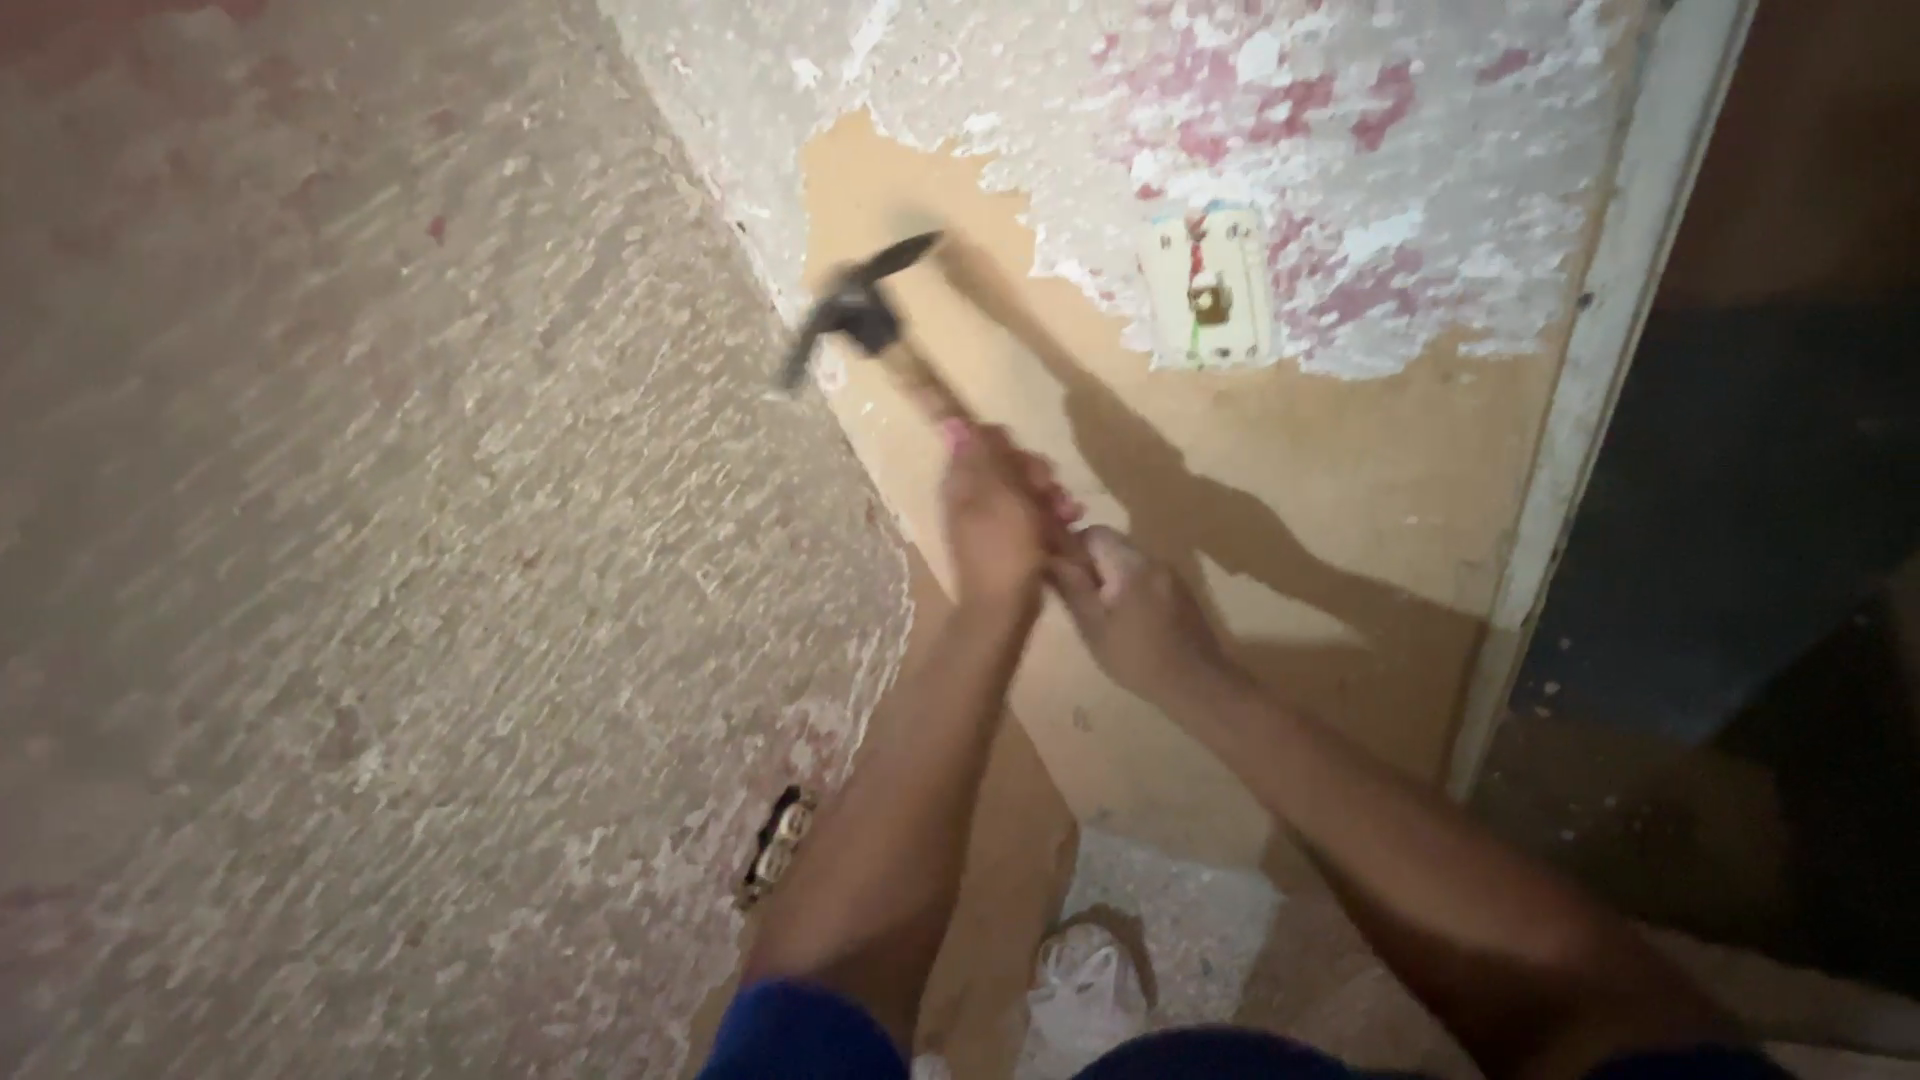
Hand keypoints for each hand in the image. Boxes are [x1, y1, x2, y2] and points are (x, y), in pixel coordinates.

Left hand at [940, 418, 1082, 609]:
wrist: (1003, 609)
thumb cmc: (1004, 548)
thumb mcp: (999, 495)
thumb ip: (981, 457)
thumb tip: (950, 421)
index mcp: (961, 482)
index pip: (981, 443)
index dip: (1010, 448)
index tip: (1028, 464)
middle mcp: (970, 497)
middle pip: (1006, 466)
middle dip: (1035, 474)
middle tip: (1051, 489)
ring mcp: (988, 521)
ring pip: (1022, 491)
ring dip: (1048, 496)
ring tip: (1068, 512)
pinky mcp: (1006, 541)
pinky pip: (1028, 516)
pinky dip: (1047, 518)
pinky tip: (1067, 525)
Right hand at [1047, 526, 1233, 705]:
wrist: (1197, 685)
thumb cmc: (1137, 659)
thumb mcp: (1093, 627)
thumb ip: (1071, 587)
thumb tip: (1049, 557)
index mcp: (1130, 565)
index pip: (1093, 532)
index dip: (1071, 547)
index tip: (1061, 576)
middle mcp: (1153, 559)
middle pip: (1112, 544)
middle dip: (1090, 563)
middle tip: (1078, 598)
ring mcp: (1171, 574)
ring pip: (1128, 560)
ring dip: (1109, 576)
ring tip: (1100, 612)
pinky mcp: (1181, 589)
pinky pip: (1145, 575)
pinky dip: (1129, 586)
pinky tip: (1128, 618)